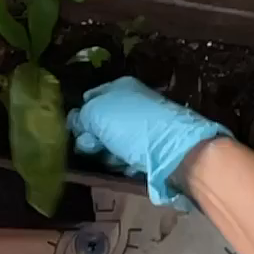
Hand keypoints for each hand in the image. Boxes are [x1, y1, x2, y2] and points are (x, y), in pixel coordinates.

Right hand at [67, 76, 229, 207]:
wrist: (178, 153)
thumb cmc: (133, 127)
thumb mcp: (97, 113)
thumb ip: (80, 116)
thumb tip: (75, 122)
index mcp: (120, 86)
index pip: (89, 98)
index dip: (80, 116)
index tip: (77, 131)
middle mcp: (133, 103)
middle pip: (99, 122)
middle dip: (92, 138)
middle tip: (93, 148)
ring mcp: (143, 126)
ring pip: (111, 141)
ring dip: (107, 153)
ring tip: (114, 159)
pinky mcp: (151, 147)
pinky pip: (127, 154)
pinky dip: (124, 161)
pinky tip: (128, 166)